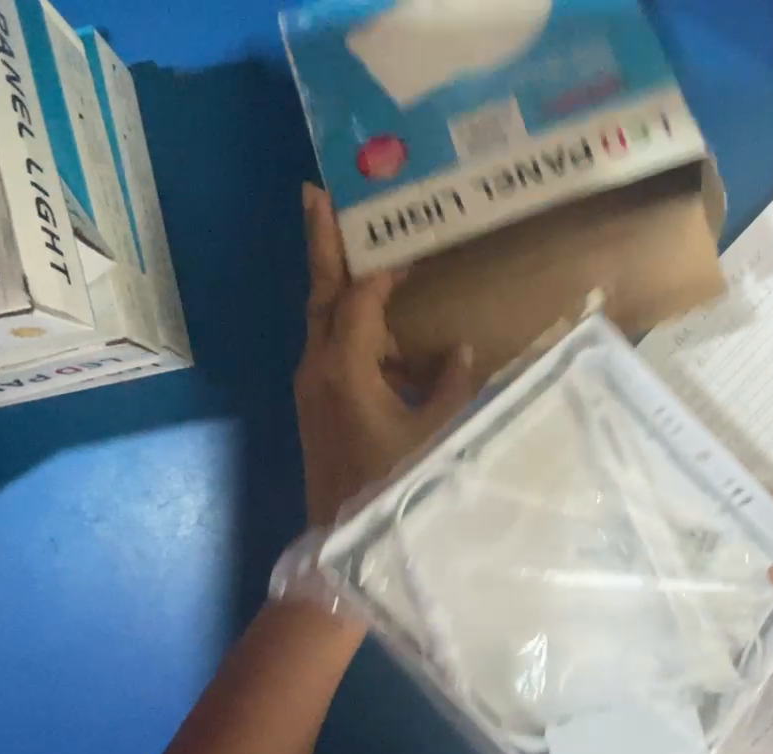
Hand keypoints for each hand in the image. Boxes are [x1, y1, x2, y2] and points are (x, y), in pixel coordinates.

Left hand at [295, 183, 479, 524]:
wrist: (343, 541)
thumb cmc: (392, 487)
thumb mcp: (435, 434)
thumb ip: (451, 387)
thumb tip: (460, 352)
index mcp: (344, 368)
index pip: (360, 299)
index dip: (383, 267)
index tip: (406, 238)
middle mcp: (317, 368)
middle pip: (321, 294)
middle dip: (322, 243)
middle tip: (318, 193)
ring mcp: (313, 387)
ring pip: (326, 323)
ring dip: (346, 292)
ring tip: (371, 263)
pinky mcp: (317, 406)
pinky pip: (335, 354)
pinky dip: (359, 336)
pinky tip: (394, 346)